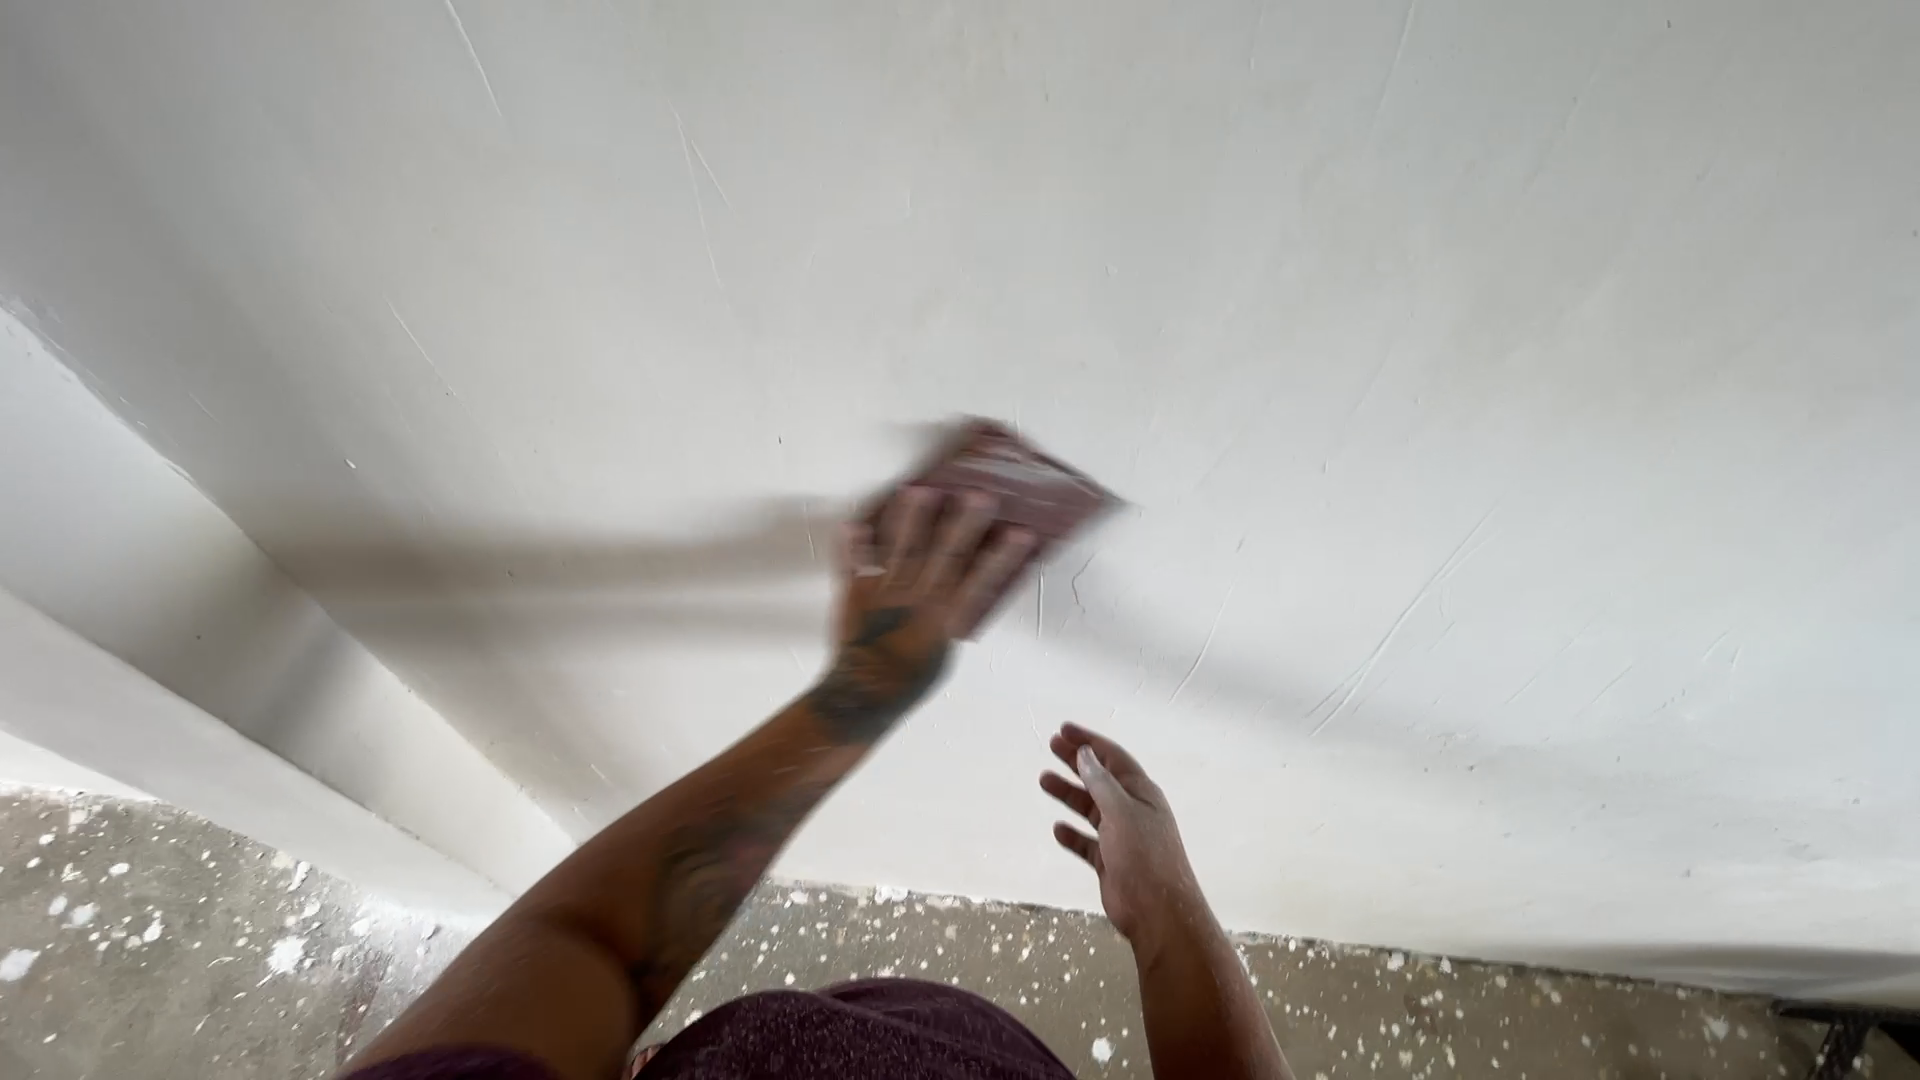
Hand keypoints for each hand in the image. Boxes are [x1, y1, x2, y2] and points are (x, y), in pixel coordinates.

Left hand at [807, 487, 1034, 742]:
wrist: (863, 697)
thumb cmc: (908, 681)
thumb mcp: (941, 653)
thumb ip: (948, 617)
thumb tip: (960, 591)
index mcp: (943, 617)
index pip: (979, 581)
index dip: (1001, 557)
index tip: (1021, 532)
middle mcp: (917, 599)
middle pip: (944, 556)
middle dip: (964, 526)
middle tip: (980, 496)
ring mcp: (884, 593)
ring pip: (899, 551)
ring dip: (908, 521)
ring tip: (917, 490)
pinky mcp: (854, 594)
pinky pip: (850, 566)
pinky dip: (850, 547)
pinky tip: (852, 523)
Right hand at [1041, 723, 1203, 955]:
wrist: (1158, 913)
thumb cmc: (1144, 855)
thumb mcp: (1121, 810)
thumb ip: (1100, 782)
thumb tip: (1084, 754)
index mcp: (1140, 792)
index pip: (1112, 757)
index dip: (1089, 741)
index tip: (1064, 730)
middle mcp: (1131, 810)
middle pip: (1099, 778)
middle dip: (1076, 761)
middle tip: (1051, 746)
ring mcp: (1120, 837)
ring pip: (1090, 808)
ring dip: (1069, 793)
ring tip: (1044, 780)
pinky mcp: (1109, 862)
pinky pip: (1087, 842)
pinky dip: (1072, 834)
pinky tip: (1058, 829)